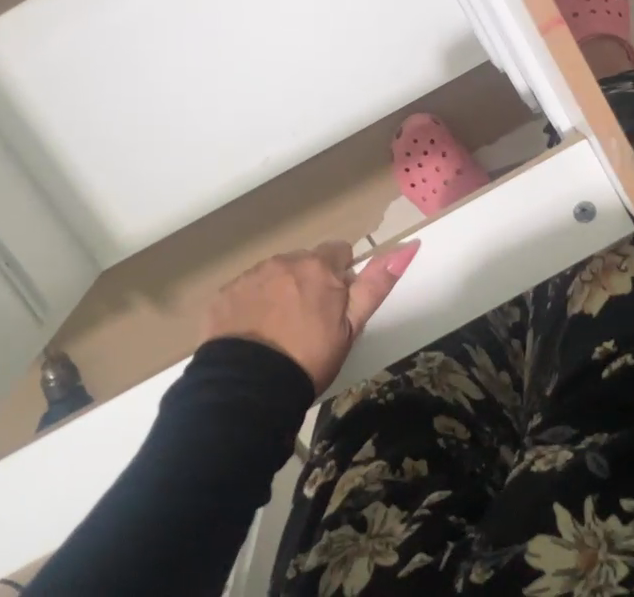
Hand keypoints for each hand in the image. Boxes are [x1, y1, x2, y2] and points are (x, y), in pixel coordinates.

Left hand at [202, 239, 419, 392]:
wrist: (249, 388)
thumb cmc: (309, 359)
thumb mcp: (351, 327)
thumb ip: (376, 285)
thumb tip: (408, 246)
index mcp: (318, 267)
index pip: (338, 252)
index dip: (340, 276)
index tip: (335, 305)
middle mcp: (283, 261)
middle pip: (303, 263)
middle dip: (308, 282)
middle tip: (307, 323)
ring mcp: (250, 276)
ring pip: (273, 275)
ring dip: (279, 292)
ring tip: (278, 331)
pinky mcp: (224, 294)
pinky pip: (245, 291)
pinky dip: (251, 305)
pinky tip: (253, 333)